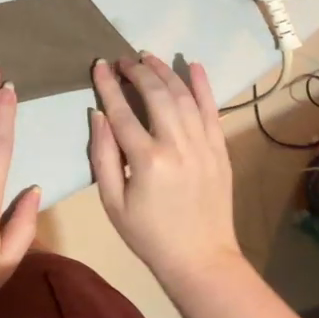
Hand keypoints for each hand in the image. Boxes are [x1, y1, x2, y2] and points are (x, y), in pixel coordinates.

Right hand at [88, 54, 241, 282]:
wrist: (201, 259)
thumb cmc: (148, 235)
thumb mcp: (112, 202)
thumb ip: (103, 156)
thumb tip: (98, 115)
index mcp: (146, 160)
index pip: (122, 111)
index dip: (108, 85)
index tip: (99, 64)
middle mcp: (177, 146)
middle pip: (156, 95)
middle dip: (137, 72)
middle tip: (123, 60)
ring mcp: (203, 146)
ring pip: (184, 96)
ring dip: (165, 72)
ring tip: (148, 57)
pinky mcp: (220, 150)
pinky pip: (212, 110)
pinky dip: (203, 86)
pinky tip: (193, 65)